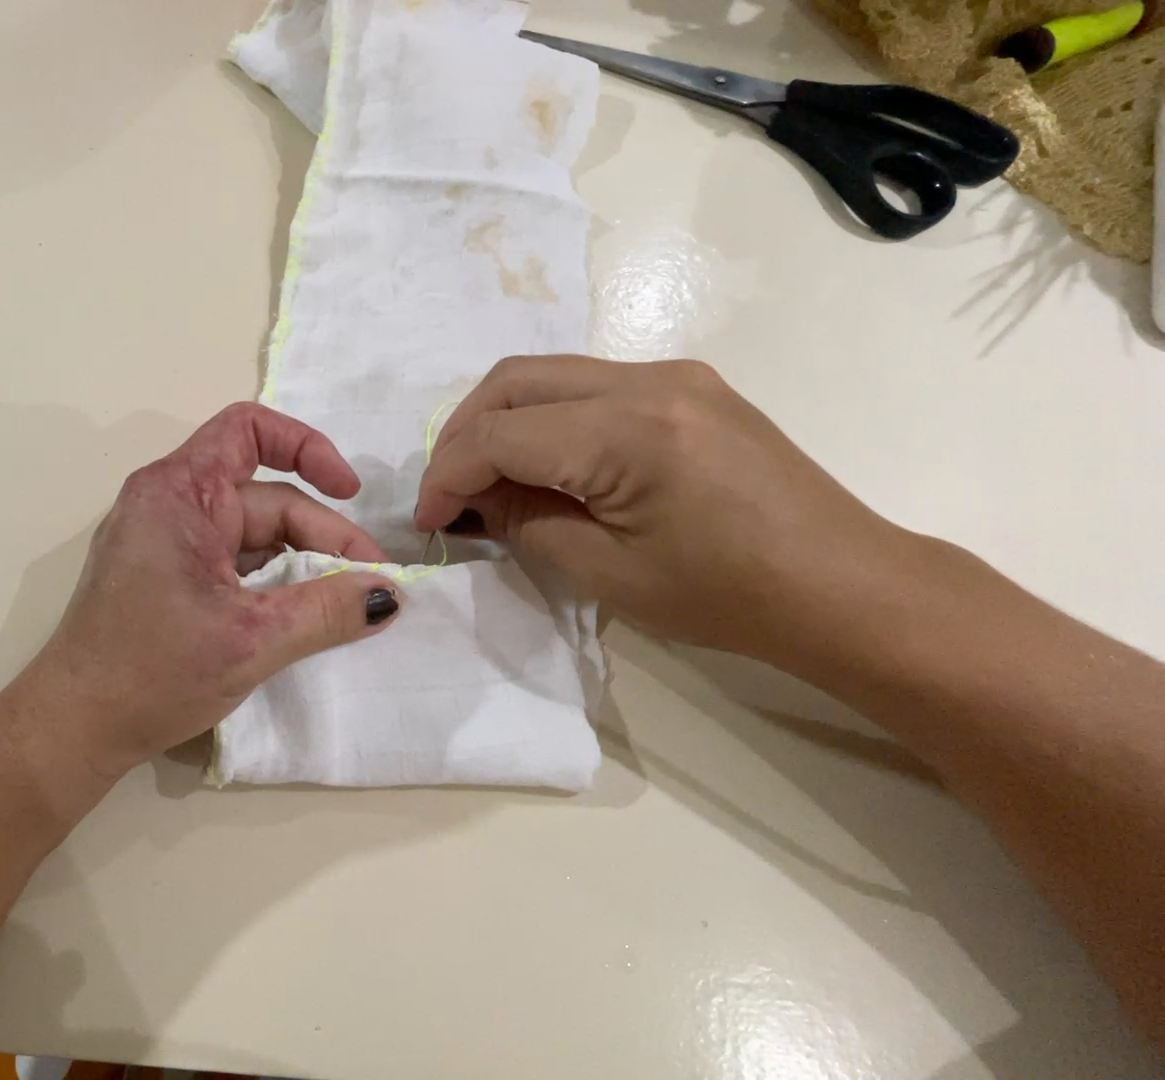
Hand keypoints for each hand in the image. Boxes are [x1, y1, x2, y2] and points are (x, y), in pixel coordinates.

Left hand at [18, 403, 400, 781]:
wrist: (75, 727)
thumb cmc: (152, 673)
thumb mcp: (251, 640)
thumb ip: (327, 612)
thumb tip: (391, 596)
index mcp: (178, 493)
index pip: (249, 431)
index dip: (307, 447)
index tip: (350, 491)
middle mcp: (169, 504)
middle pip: (264, 496)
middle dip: (321, 537)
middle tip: (370, 588)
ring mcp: (166, 542)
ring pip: (252, 535)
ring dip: (300, 565)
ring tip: (347, 606)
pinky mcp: (167, 577)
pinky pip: (233, 562)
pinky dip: (271, 582)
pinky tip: (304, 614)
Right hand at [413, 355, 908, 658]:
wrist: (843, 587)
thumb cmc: (726, 596)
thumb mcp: (603, 572)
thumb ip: (524, 521)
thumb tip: (475, 499)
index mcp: (629, 432)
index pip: (500, 434)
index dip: (447, 476)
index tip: (426, 521)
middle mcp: (648, 381)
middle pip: (513, 380)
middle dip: (461, 433)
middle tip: (445, 491)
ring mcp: (672, 375)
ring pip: (546, 374)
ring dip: (498, 420)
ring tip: (481, 478)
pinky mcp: (686, 386)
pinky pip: (586, 386)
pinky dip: (541, 418)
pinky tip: (536, 463)